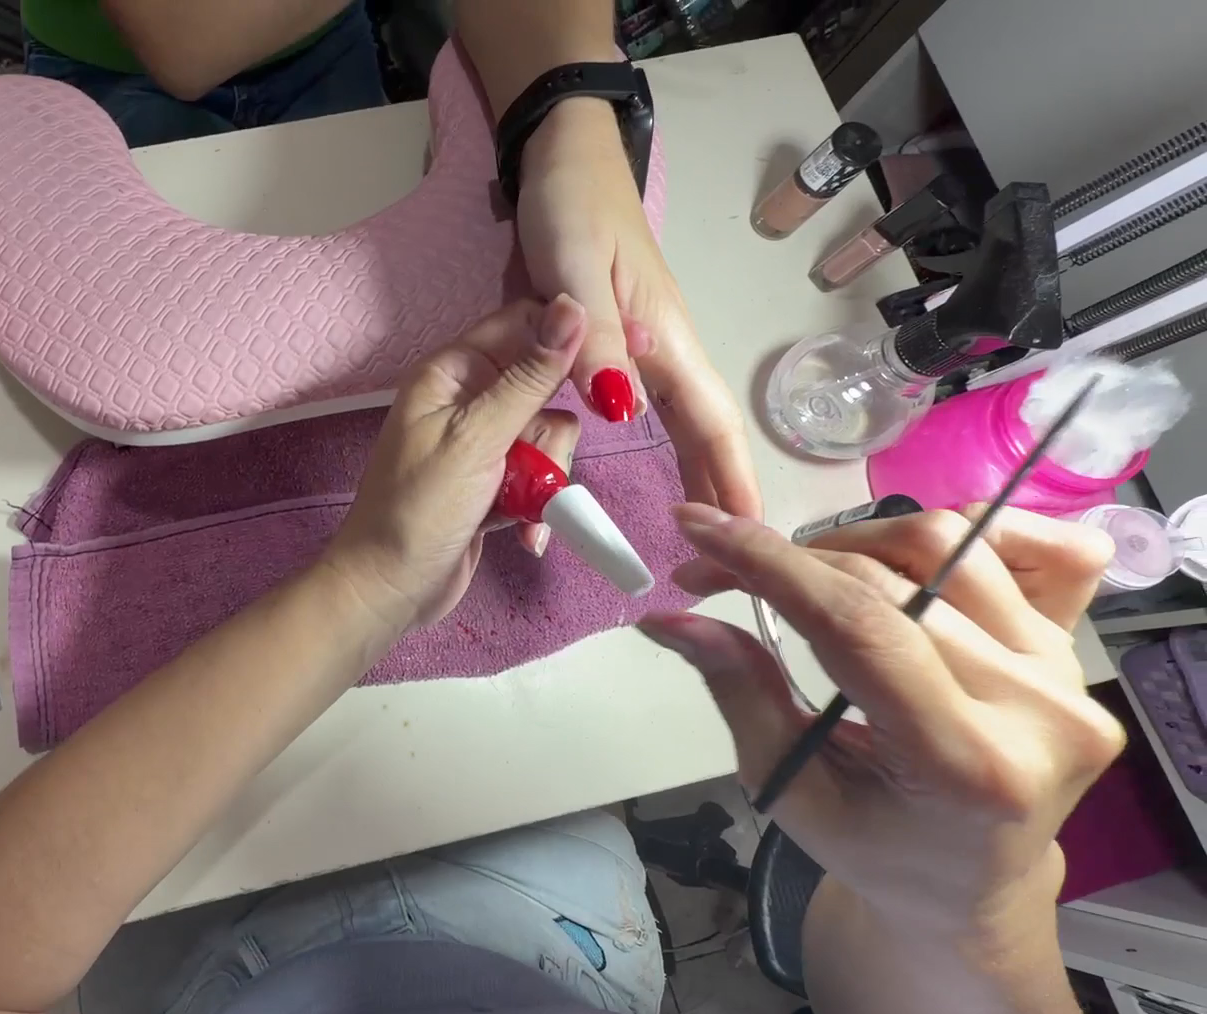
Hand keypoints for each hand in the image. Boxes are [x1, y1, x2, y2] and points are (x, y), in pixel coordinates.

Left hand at [323, 296, 585, 629]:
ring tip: (519, 509)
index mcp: (451, 373)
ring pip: (549, 437)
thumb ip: (528, 378)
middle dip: (550, 436)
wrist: (390, 590)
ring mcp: (482, 445)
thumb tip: (574, 307)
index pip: (523, 326)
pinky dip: (537, 504)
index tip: (617, 363)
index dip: (571, 337)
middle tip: (537, 466)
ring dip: (545, 477)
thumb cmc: (418, 509)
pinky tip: (524, 532)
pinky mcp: (495, 484)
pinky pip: (539, 477)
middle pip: (546, 387)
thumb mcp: (475, 439)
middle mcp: (467, 400)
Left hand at [519, 101, 760, 519]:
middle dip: (715, 485)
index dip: (727, 474)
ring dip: (684, 468)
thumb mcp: (574, 276)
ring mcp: (633, 344)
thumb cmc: (571, 213)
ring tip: (694, 520)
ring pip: (665, 418)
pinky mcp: (606, 343)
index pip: (706, 418)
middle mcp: (656, 346)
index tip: (752, 531)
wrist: (561, 166)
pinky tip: (635, 458)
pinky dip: (640, 439)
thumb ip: (593, 343)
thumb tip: (622, 414)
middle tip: (730, 549)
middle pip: (695, 426)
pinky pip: (626, 402)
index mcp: (659, 335)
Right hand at [637, 504, 1122, 929]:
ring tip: (799, 574)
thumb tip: (669, 618)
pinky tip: (904, 556)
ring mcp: (1071, 673)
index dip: (770, 564)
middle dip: (781, 560)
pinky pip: (1045, 551)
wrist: (968, 878)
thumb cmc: (868, 843)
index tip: (698, 528)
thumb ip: (739, 689)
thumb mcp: (783, 783)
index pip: (859, 625)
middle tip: (711, 572)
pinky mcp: (1081, 648)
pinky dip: (967, 533)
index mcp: (965, 763)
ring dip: (849, 543)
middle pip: (888, 582)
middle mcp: (1041, 709)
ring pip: (949, 548)